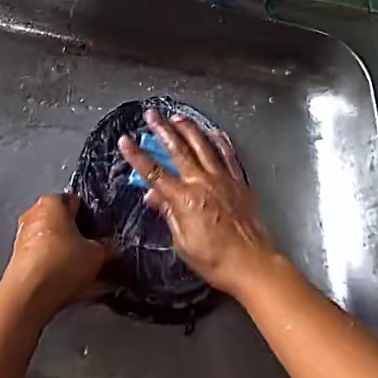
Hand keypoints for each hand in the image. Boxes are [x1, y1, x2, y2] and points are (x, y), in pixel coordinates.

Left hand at [0, 193, 110, 318]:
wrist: (26, 300)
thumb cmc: (63, 264)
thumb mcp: (97, 255)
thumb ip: (107, 247)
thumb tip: (111, 247)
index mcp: (52, 202)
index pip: (77, 201)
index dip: (90, 215)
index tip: (101, 231)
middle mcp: (33, 214)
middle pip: (61, 221)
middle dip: (75, 233)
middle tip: (92, 249)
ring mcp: (21, 238)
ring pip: (50, 240)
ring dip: (63, 251)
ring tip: (80, 269)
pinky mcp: (15, 261)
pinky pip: (41, 257)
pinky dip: (51, 265)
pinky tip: (64, 281)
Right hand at [119, 109, 280, 295]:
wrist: (251, 263)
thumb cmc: (215, 260)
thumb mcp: (182, 243)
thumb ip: (168, 214)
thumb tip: (153, 196)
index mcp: (184, 199)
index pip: (154, 172)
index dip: (137, 155)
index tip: (125, 141)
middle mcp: (203, 182)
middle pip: (178, 150)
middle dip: (162, 129)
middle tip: (152, 114)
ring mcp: (223, 179)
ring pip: (203, 145)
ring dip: (188, 128)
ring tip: (177, 116)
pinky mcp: (239, 181)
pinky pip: (228, 154)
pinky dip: (220, 140)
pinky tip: (213, 131)